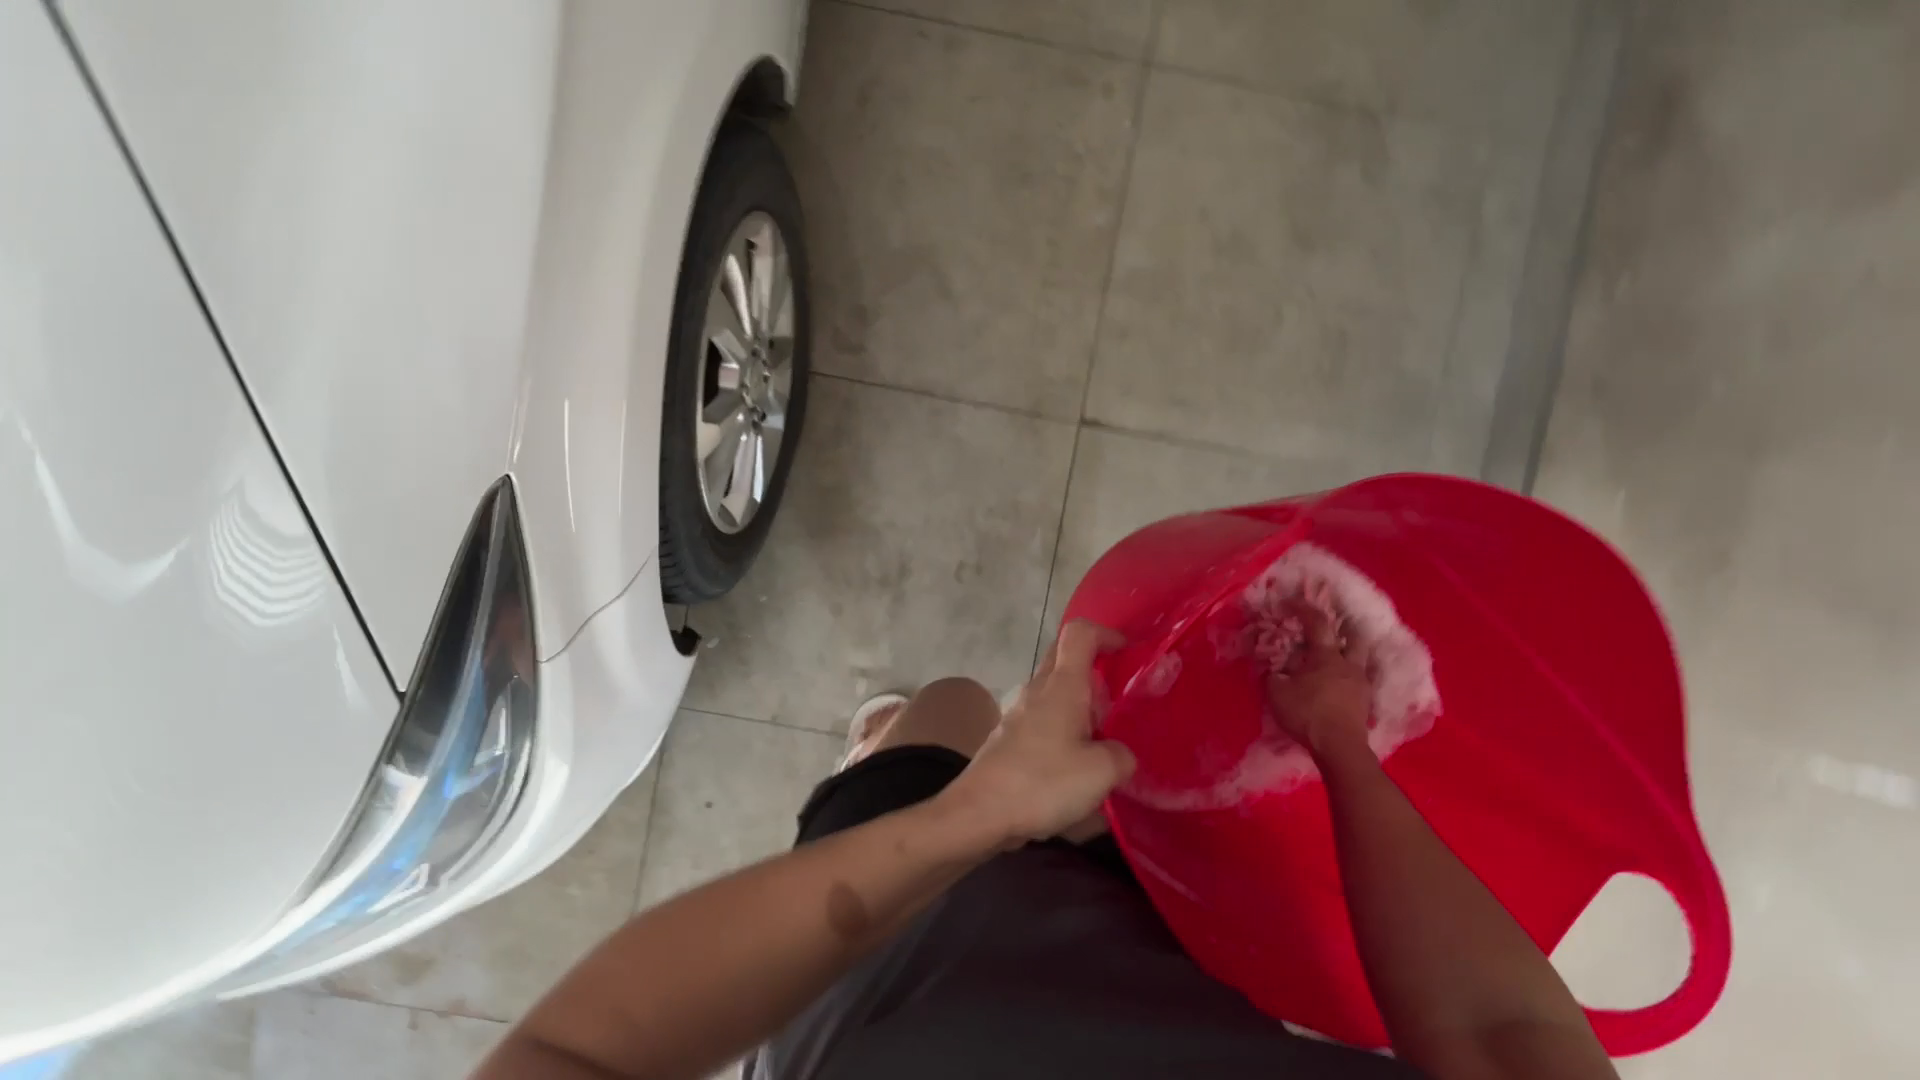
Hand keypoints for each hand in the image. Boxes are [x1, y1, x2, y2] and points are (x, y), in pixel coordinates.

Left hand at [939, 620, 1136, 847]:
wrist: (978, 813)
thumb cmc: (1042, 783)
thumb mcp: (1101, 773)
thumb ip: (1122, 756)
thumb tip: (1120, 754)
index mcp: (1062, 685)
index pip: (1080, 633)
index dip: (1106, 634)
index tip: (1127, 653)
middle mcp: (1037, 690)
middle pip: (1066, 661)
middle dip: (1097, 675)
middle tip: (1120, 707)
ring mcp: (1018, 714)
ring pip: (1055, 695)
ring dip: (1081, 710)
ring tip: (1103, 747)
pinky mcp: (1008, 739)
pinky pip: (1043, 723)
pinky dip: (1063, 734)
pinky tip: (1074, 770)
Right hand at [1266, 601, 1373, 760]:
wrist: (1339, 746)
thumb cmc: (1307, 713)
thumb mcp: (1277, 692)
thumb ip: (1274, 675)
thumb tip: (1274, 669)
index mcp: (1326, 656)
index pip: (1317, 623)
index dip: (1303, 608)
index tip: (1291, 602)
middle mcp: (1348, 664)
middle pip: (1354, 637)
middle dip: (1344, 628)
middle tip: (1332, 627)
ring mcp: (1361, 684)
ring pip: (1360, 659)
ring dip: (1350, 652)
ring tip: (1338, 656)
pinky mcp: (1365, 703)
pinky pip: (1360, 681)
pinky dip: (1350, 677)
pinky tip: (1340, 684)